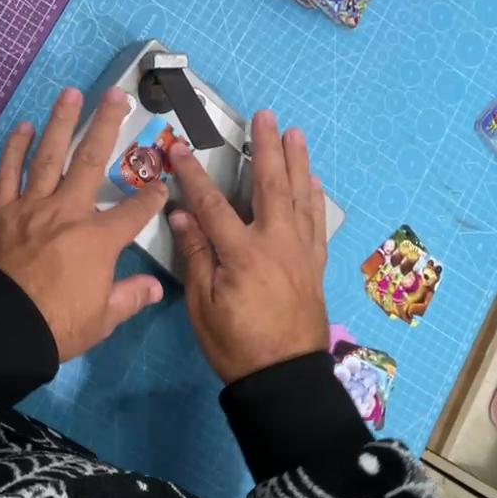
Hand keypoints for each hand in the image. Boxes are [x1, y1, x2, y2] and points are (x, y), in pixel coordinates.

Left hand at [0, 87, 168, 360]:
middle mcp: (68, 212)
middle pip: (91, 161)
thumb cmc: (56, 325)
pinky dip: (14, 148)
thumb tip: (155, 287)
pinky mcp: (2, 210)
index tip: (160, 183)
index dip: (150, 197)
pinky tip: (22, 127)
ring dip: (61, 122)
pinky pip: (8, 173)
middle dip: (106, 126)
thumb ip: (129, 297)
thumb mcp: (101, 320)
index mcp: (98, 239)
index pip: (134, 212)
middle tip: (116, 95)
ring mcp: (32, 206)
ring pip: (49, 155)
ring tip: (71, 93)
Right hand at [167, 112, 329, 381]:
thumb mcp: (202, 305)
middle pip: (271, 187)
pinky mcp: (313, 266)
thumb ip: (195, 256)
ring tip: (296, 134)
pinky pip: (317, 223)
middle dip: (266, 149)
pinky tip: (313, 181)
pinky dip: (315, 197)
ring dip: (297, 163)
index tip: (179, 148)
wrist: (285, 381)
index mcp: (243, 254)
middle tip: (266, 116)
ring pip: (301, 198)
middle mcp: (277, 245)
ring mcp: (300, 253)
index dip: (193, 175)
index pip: (212, 204)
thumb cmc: (235, 344)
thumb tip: (180, 214)